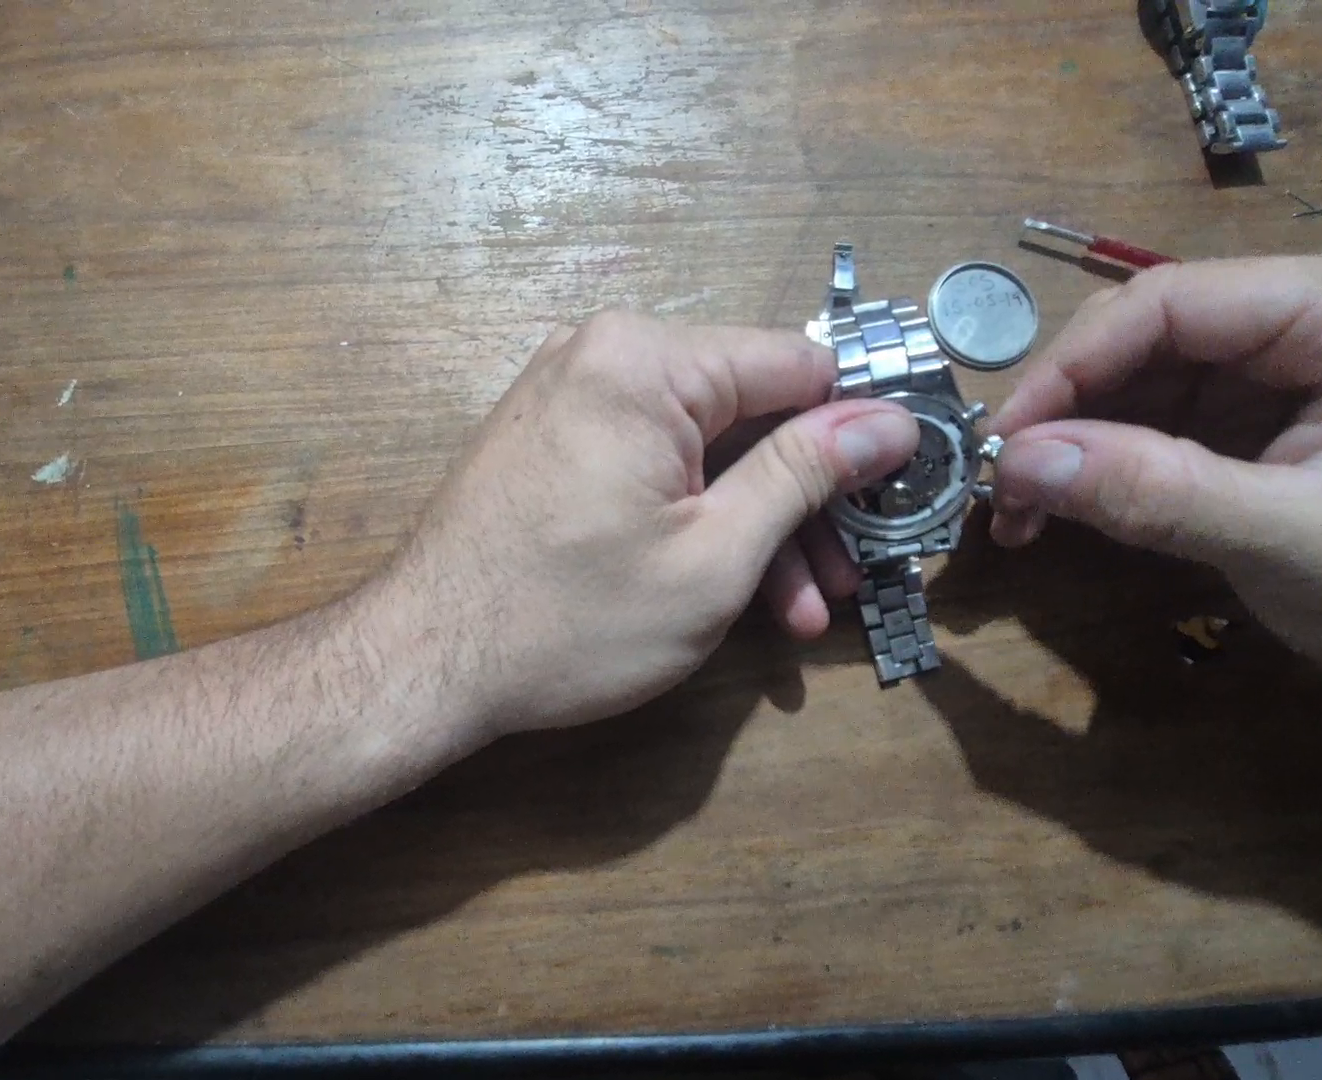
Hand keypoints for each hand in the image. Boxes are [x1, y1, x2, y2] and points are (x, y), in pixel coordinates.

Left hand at [383, 311, 919, 735]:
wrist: (425, 664)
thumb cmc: (571, 620)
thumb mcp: (714, 555)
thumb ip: (805, 475)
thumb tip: (889, 422)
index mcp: (647, 361)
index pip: (795, 364)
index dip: (858, 427)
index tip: (896, 488)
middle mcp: (605, 357)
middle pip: (748, 413)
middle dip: (802, 501)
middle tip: (845, 579)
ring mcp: (573, 399)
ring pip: (703, 450)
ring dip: (756, 525)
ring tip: (797, 609)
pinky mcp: (557, 443)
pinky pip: (653, 465)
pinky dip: (696, 518)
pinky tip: (733, 587)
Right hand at [989, 246, 1321, 699]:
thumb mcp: (1302, 548)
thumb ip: (1157, 496)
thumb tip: (1016, 464)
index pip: (1179, 301)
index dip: (1072, 366)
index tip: (1005, 443)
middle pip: (1147, 333)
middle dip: (1064, 411)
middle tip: (1005, 487)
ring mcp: (1292, 356)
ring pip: (1135, 374)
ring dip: (1067, 442)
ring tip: (1020, 513)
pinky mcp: (1260, 403)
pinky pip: (1150, 412)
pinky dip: (1095, 461)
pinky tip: (1060, 505)